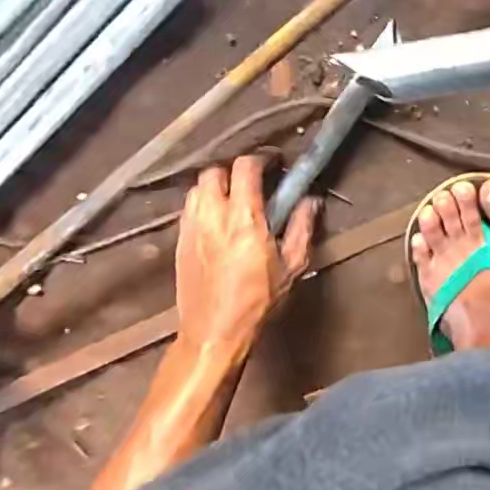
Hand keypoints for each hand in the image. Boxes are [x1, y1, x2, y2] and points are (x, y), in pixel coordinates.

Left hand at [176, 155, 319, 344]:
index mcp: (244, 218)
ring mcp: (191, 227)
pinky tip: (218, 221)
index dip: (261, 158)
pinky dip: (204, 205)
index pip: (245, 168)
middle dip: (234, 171)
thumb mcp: (292, 265)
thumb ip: (302, 227)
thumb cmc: (258, 300)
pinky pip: (189, 209)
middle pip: (214, 171)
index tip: (274, 162)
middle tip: (253, 182)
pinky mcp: (179, 241)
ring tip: (234, 200)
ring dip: (216, 187)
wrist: (213, 331)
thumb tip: (311, 201)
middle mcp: (212, 216)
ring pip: (197, 188)